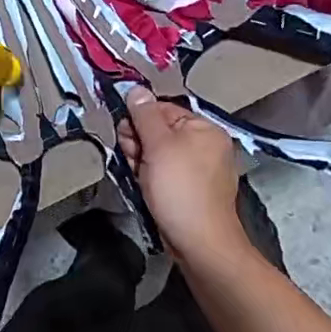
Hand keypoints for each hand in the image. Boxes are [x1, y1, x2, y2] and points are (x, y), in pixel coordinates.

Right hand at [116, 88, 251, 267]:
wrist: (200, 243)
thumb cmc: (180, 189)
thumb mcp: (158, 146)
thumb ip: (144, 115)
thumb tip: (135, 88)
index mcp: (204, 128)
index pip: (161, 109)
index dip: (138, 120)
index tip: (125, 136)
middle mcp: (205, 144)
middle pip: (158, 131)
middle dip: (138, 143)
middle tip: (134, 160)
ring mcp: (199, 169)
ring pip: (157, 154)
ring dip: (141, 162)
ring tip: (140, 178)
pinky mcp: (190, 189)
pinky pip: (164, 173)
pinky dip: (150, 177)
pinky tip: (145, 188)